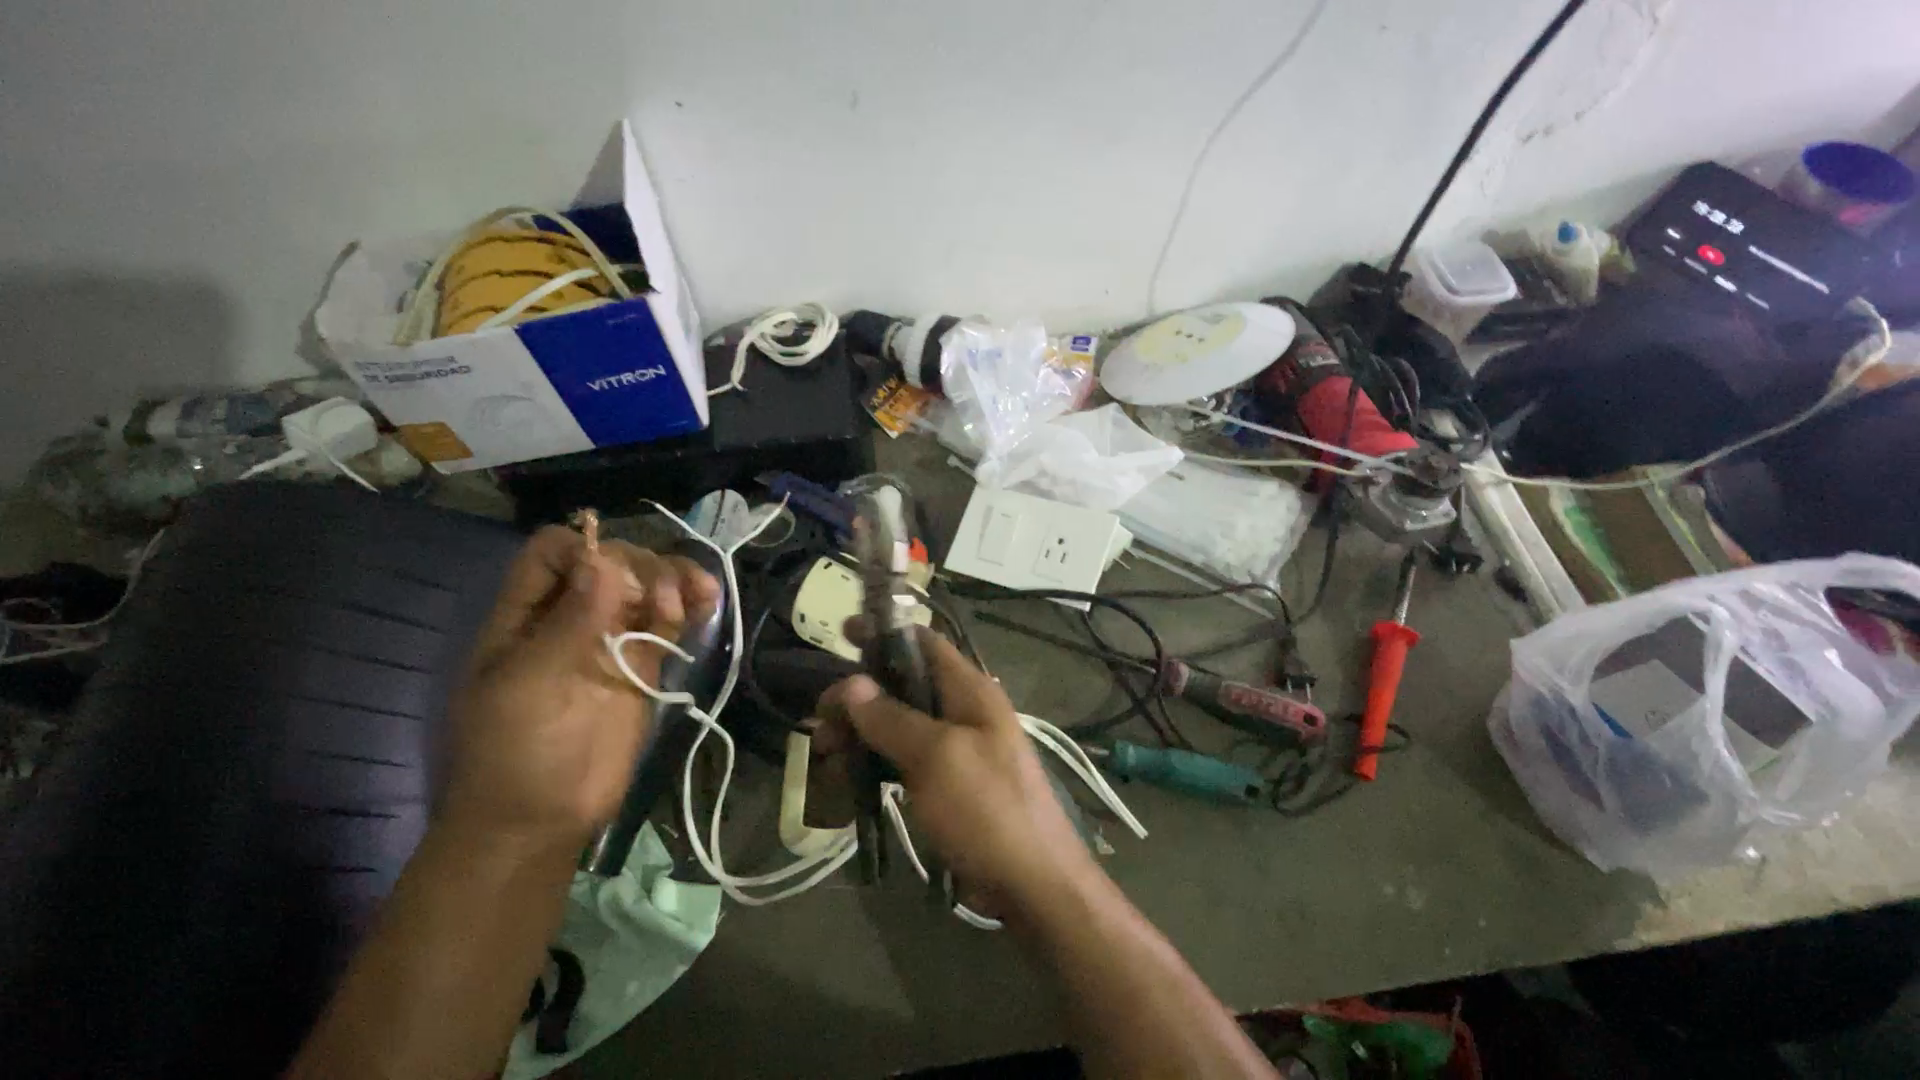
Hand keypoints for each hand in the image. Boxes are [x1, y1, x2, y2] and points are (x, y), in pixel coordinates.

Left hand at [440, 526, 720, 847]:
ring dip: (673, 580)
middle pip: (611, 561)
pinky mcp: (644, 666)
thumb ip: (569, 623)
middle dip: (640, 566)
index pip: (554, 551)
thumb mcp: (527, 683)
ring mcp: (610, 640)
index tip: (613, 575)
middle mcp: (570, 616)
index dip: (586, 549)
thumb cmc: (512, 751)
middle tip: (658, 598)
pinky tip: (706, 601)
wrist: (538, 820)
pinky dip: (689, 605)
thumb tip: (607, 562)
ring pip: (646, 586)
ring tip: (694, 596)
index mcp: (526, 614)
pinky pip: (669, 622)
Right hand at [817, 630, 1102, 918]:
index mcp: (970, 691)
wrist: (1034, 884)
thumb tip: (851, 683)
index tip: (840, 636)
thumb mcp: (936, 758)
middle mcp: (964, 712)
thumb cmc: (988, 810)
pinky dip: (875, 767)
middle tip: (820, 724)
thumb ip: (892, 718)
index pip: (923, 642)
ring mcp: (957, 751)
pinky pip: (904, 763)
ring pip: (898, 727)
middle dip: (858, 699)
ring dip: (860, 736)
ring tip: (826, 758)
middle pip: (902, 687)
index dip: (882, 634)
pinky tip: (847, 785)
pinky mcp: (949, 787)